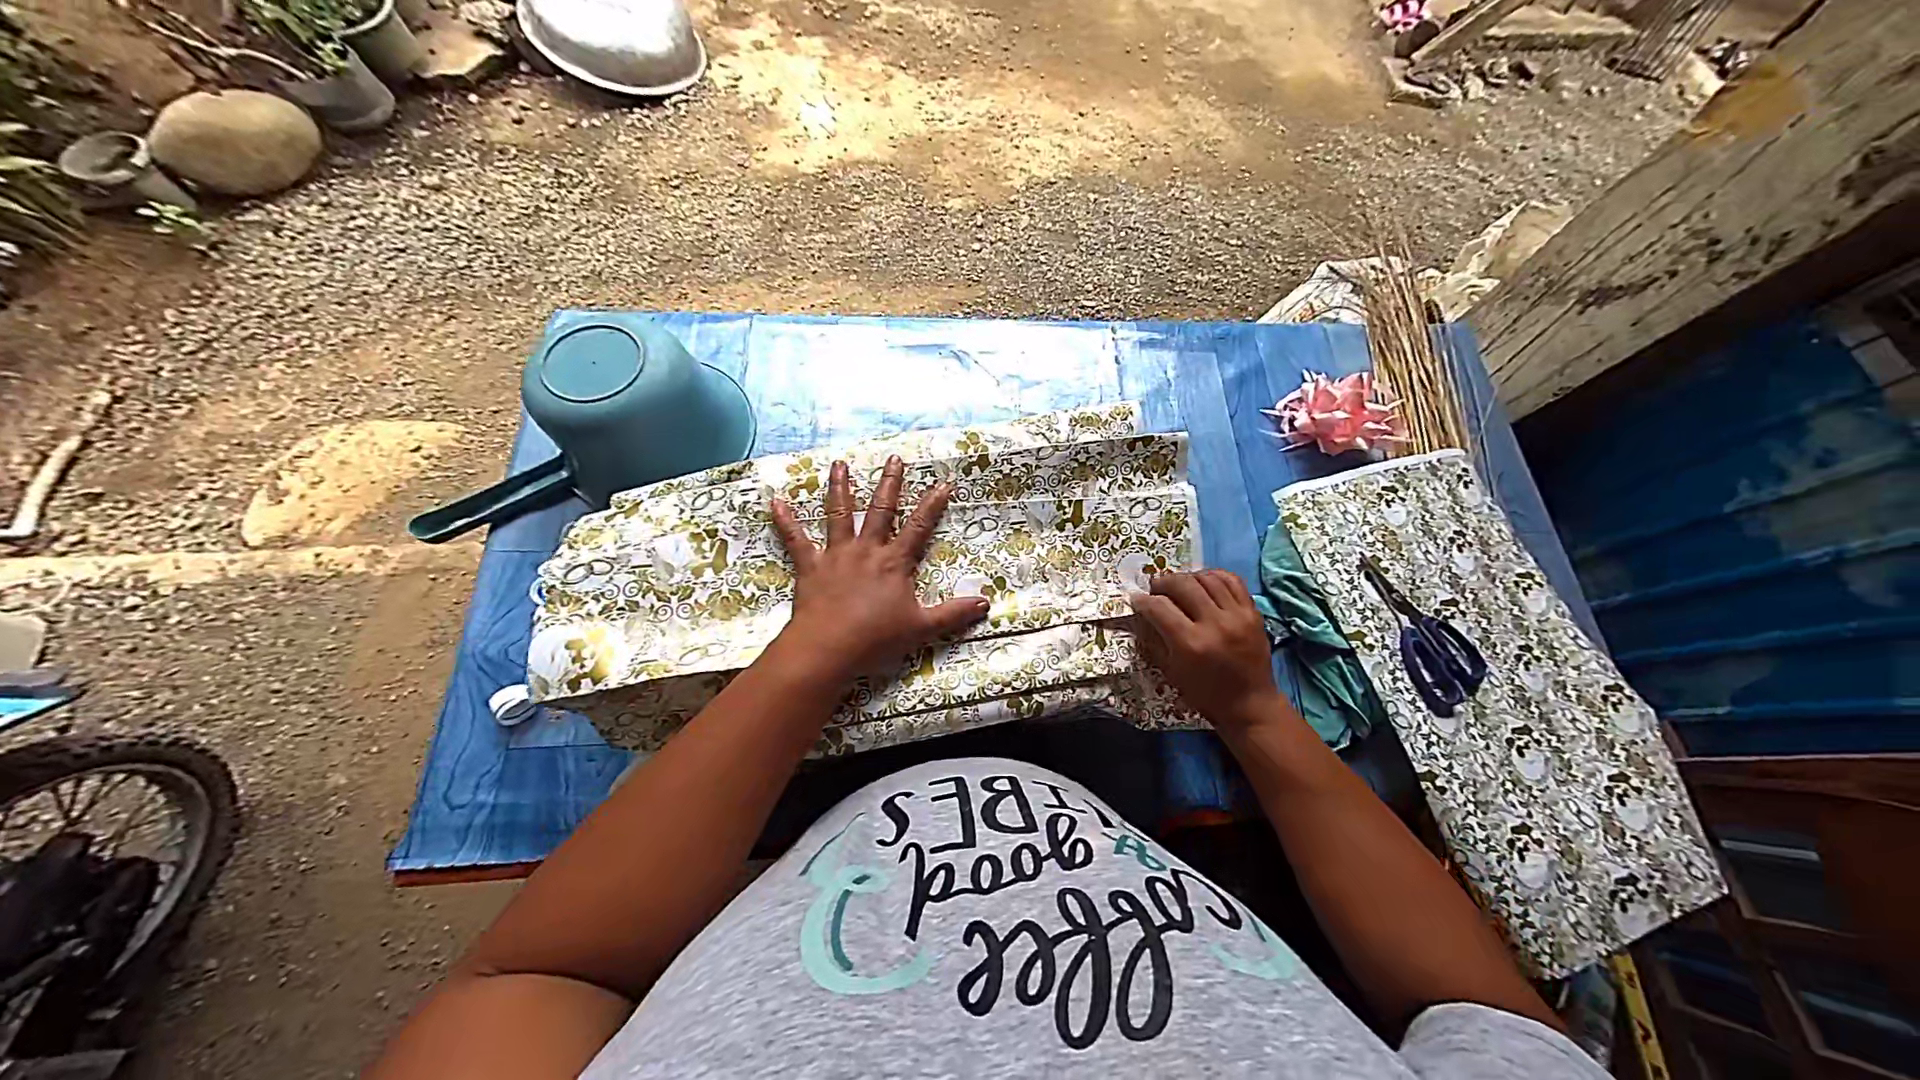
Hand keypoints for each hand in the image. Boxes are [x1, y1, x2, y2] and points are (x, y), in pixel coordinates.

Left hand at [768, 456, 989, 685]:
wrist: (828, 648)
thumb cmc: (876, 638)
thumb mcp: (922, 628)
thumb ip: (953, 614)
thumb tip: (985, 603)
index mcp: (894, 562)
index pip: (919, 527)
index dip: (932, 505)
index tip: (943, 483)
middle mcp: (866, 550)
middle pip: (880, 510)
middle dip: (889, 484)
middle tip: (894, 459)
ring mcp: (836, 555)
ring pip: (839, 514)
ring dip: (840, 488)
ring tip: (839, 465)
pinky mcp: (810, 566)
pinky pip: (796, 539)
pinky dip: (785, 520)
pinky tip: (775, 501)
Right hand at [1130, 569, 1285, 730]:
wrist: (1249, 703)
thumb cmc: (1205, 693)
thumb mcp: (1172, 671)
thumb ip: (1156, 639)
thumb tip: (1143, 613)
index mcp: (1191, 644)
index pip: (1159, 607)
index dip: (1143, 601)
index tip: (1137, 600)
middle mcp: (1215, 625)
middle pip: (1182, 585)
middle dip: (1163, 582)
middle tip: (1155, 588)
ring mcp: (1237, 616)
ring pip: (1207, 579)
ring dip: (1187, 577)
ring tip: (1179, 585)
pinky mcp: (1253, 613)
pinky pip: (1232, 581)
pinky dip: (1214, 576)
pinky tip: (1203, 582)